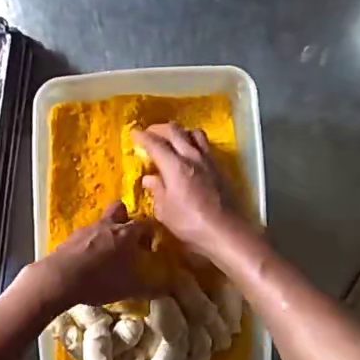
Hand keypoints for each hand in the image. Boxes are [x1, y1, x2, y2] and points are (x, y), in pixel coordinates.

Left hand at [23, 202, 150, 309]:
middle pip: (119, 209)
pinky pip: (84, 235)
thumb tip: (166, 289)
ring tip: (105, 253)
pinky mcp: (69, 237)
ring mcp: (86, 229)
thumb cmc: (100, 280)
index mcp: (126, 234)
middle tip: (127, 238)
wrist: (60, 278)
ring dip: (105, 232)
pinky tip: (87, 259)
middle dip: (125, 218)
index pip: (145, 224)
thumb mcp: (129, 289)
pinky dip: (88, 243)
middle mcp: (107, 225)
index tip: (150, 245)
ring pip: (100, 222)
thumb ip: (149, 288)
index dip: (150, 232)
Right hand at [133, 123, 244, 253]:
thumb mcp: (165, 211)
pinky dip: (194, 141)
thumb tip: (149, 178)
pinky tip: (190, 152)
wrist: (225, 230)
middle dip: (159, 129)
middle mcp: (192, 157)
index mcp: (175, 166)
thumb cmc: (189, 223)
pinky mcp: (219, 167)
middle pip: (175, 131)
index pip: (155, 144)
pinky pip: (205, 145)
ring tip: (173, 139)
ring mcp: (208, 160)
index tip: (134, 133)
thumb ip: (157, 190)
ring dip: (180, 131)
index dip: (143, 137)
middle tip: (150, 133)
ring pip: (194, 133)